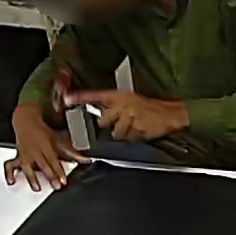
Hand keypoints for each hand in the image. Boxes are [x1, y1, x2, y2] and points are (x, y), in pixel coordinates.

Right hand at [7, 101, 82, 190]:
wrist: (25, 120)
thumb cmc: (44, 132)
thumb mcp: (60, 140)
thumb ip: (73, 153)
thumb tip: (87, 160)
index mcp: (46, 146)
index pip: (53, 160)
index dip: (59, 171)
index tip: (63, 180)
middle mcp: (35, 151)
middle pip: (43, 165)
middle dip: (49, 176)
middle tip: (56, 186)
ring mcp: (25, 154)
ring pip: (27, 166)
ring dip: (32, 177)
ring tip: (37, 188)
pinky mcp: (17, 156)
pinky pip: (10, 165)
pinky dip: (9, 173)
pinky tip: (11, 181)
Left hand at [67, 89, 188, 140]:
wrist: (169, 113)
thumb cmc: (151, 107)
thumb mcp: (131, 100)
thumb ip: (115, 107)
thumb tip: (101, 116)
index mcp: (120, 96)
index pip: (95, 95)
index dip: (79, 97)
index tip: (66, 99)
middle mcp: (123, 105)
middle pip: (104, 121)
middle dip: (110, 125)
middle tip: (122, 121)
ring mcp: (130, 118)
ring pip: (116, 133)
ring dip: (123, 133)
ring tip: (134, 126)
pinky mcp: (137, 130)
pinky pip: (128, 139)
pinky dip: (134, 138)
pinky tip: (141, 131)